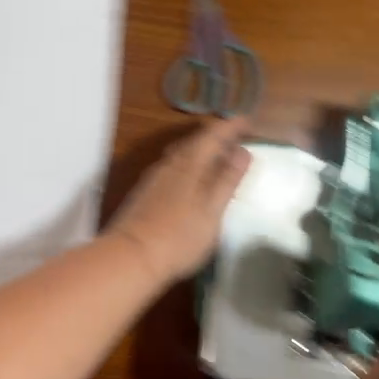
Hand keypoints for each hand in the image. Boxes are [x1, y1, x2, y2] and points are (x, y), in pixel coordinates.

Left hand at [106, 119, 251, 281]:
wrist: (130, 257)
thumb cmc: (178, 236)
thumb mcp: (211, 211)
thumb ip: (227, 180)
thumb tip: (242, 151)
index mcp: (189, 164)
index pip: (212, 135)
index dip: (231, 127)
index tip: (248, 121)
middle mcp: (169, 165)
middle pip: (195, 142)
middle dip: (217, 137)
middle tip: (236, 140)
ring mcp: (154, 179)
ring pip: (181, 155)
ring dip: (201, 152)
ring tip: (217, 159)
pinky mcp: (145, 193)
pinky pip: (172, 168)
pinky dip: (189, 167)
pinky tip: (191, 181)